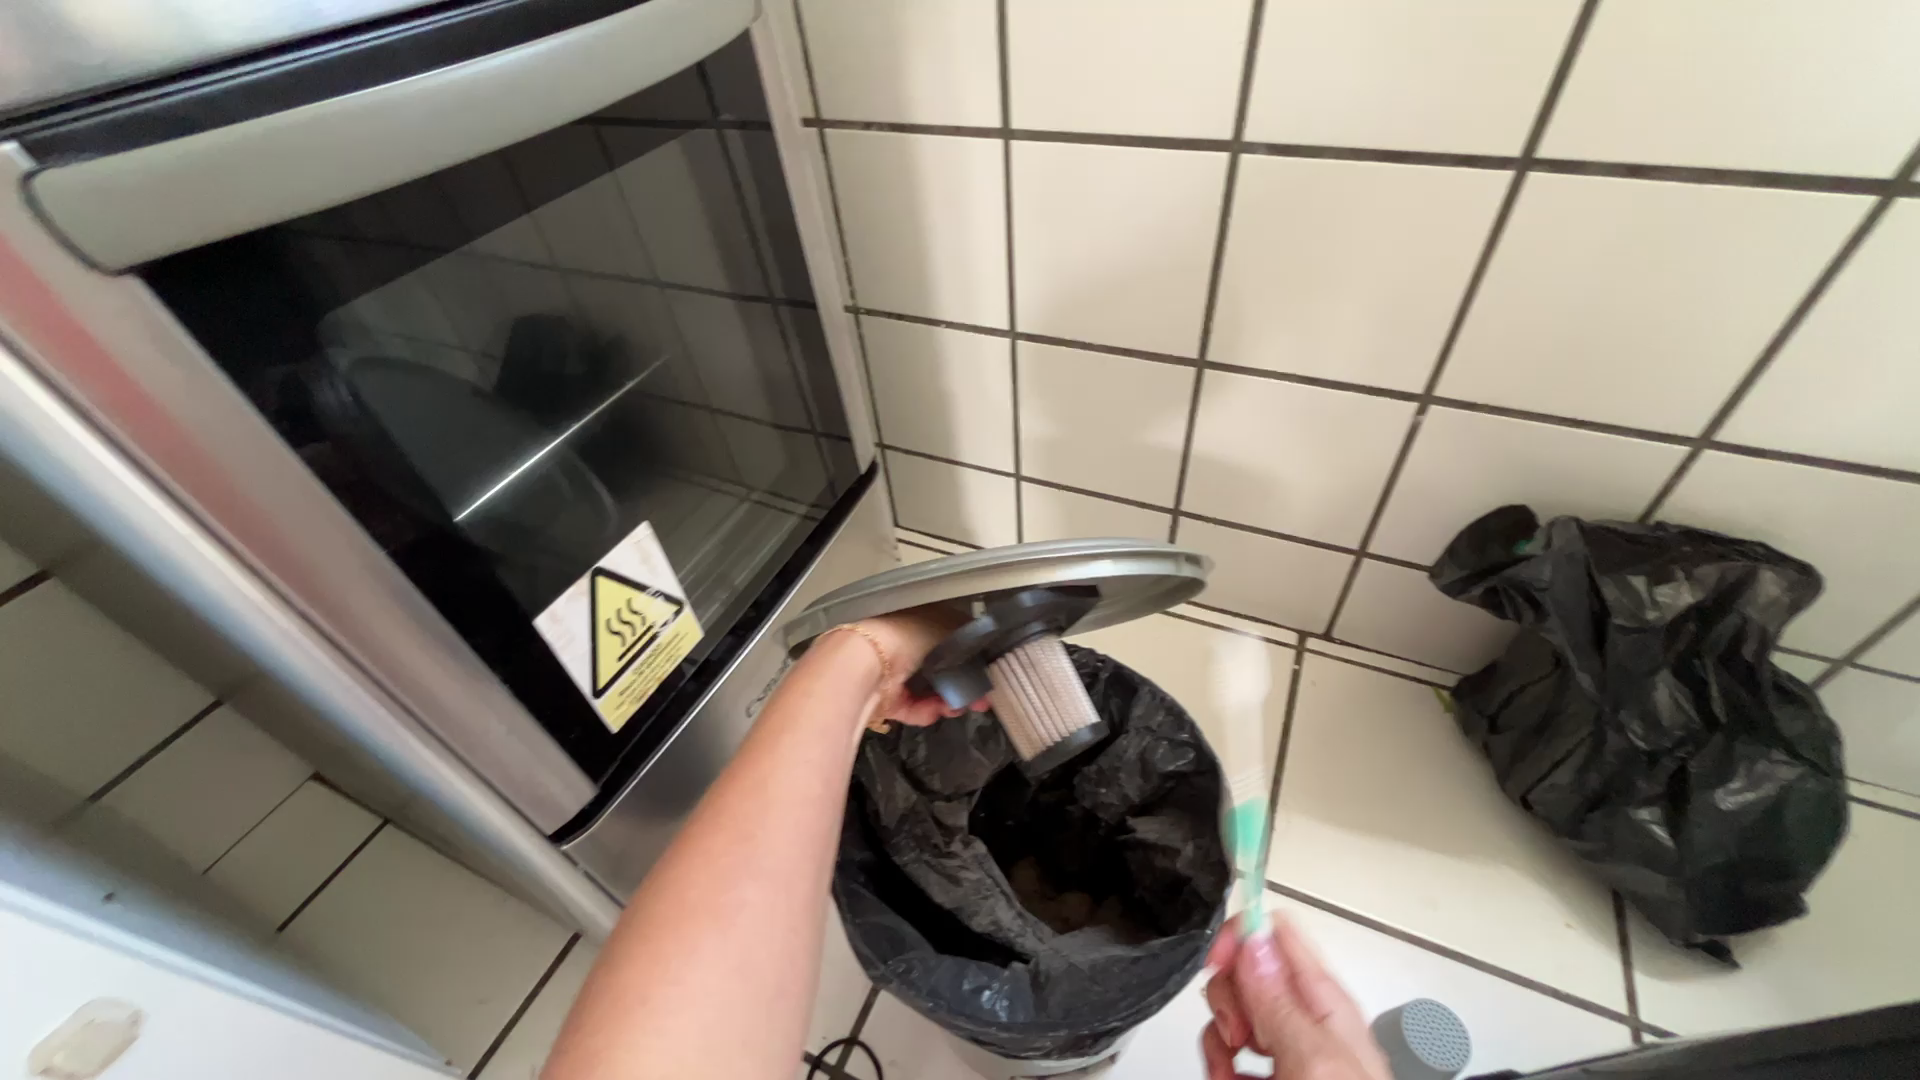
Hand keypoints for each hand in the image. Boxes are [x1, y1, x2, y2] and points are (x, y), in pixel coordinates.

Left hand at [852, 605, 988, 727]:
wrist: (865, 664)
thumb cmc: (907, 635)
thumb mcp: (945, 626)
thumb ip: (965, 635)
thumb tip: (980, 642)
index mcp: (915, 618)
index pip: (947, 635)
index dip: (969, 653)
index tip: (987, 668)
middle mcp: (903, 643)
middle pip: (940, 666)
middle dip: (964, 683)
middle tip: (982, 699)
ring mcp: (893, 673)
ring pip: (930, 690)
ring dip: (950, 699)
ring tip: (963, 707)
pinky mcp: (886, 699)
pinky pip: (914, 707)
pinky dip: (928, 710)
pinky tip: (939, 710)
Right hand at [1202, 912, 1390, 1079]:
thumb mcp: (1314, 1066)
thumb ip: (1280, 1002)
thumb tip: (1254, 938)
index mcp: (1325, 1005)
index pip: (1277, 932)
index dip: (1240, 936)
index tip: (1217, 965)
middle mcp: (1307, 1022)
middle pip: (1246, 971)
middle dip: (1227, 1000)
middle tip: (1238, 1039)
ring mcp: (1290, 1055)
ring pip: (1233, 1016)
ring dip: (1218, 1043)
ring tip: (1230, 1078)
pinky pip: (1230, 1058)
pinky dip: (1221, 1071)